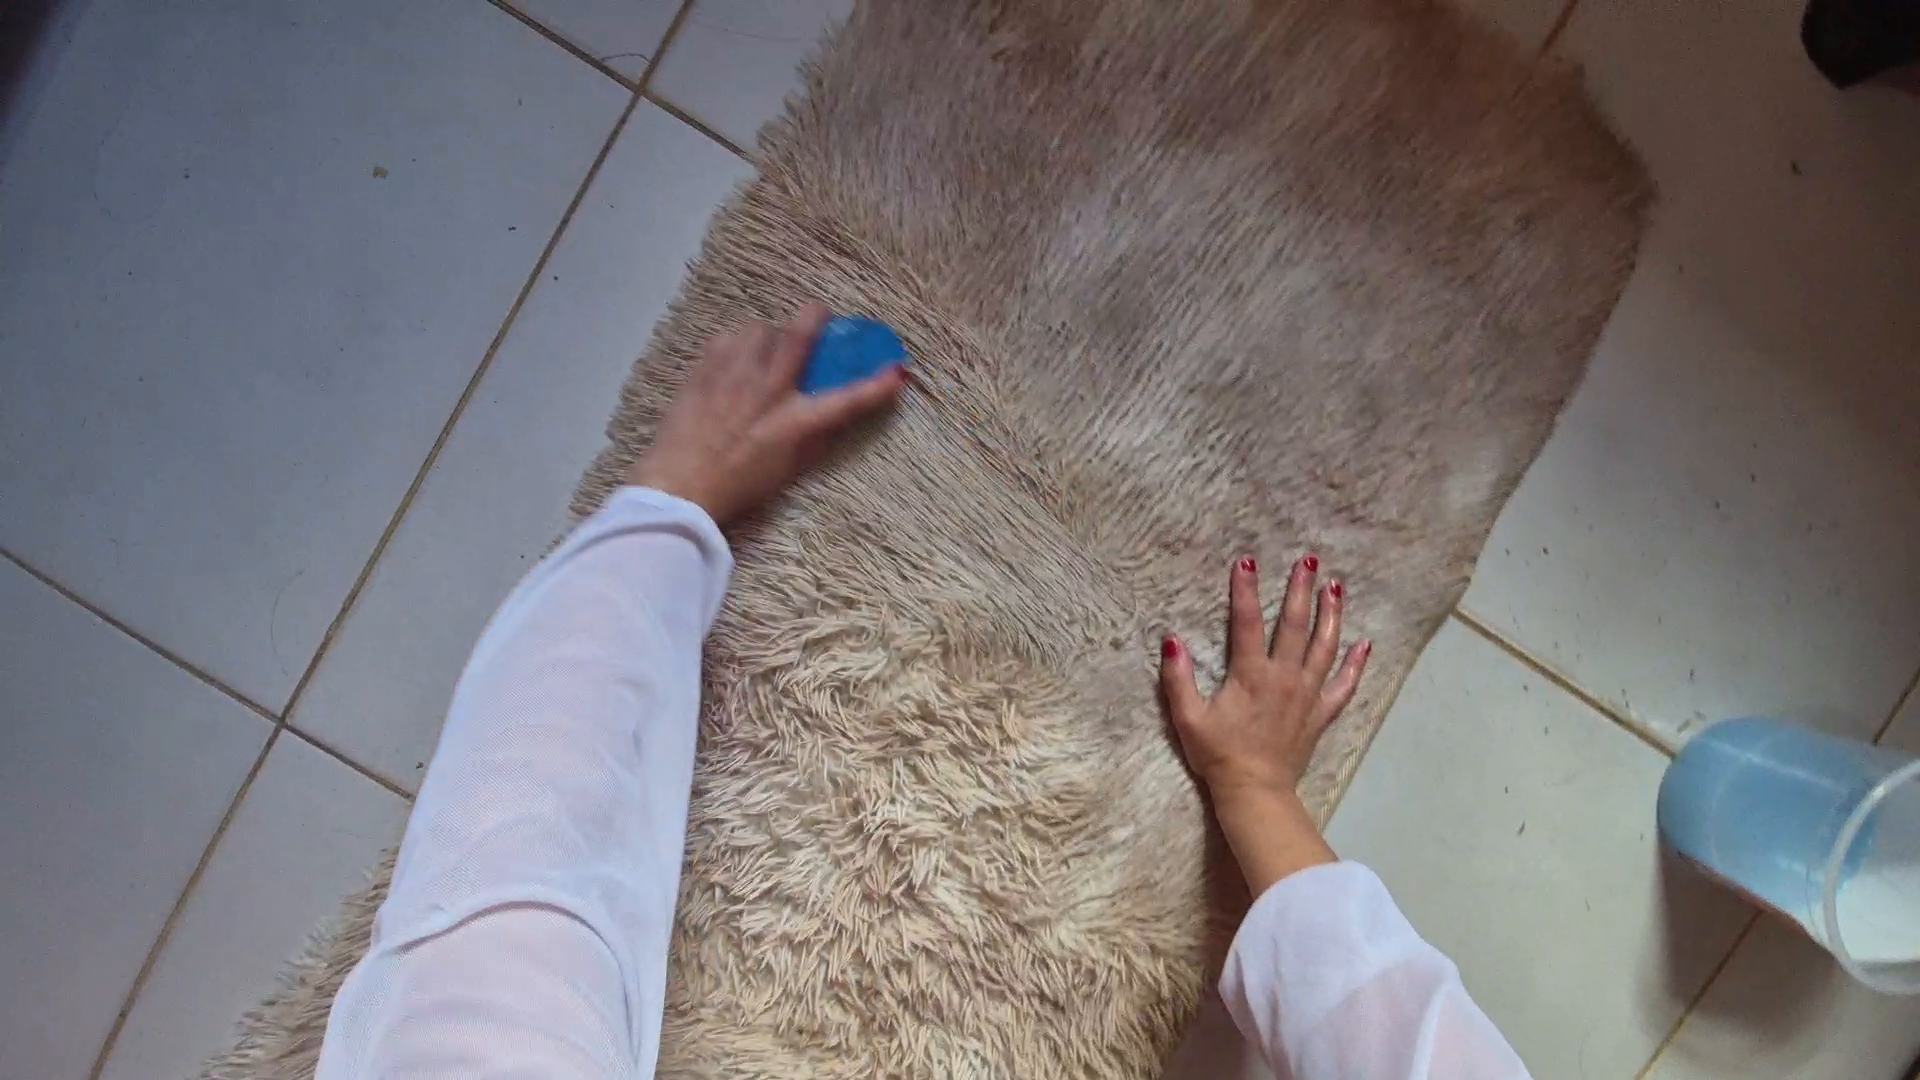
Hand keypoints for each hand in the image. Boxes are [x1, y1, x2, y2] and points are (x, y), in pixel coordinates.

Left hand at [626, 304, 904, 524]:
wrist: (681, 487)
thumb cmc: (740, 486)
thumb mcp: (789, 469)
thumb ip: (815, 438)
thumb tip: (833, 413)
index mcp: (792, 423)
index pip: (846, 401)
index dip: (877, 386)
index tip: (898, 372)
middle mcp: (766, 392)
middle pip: (800, 334)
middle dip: (817, 317)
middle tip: (820, 317)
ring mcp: (732, 377)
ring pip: (760, 329)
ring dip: (770, 336)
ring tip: (765, 351)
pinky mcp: (703, 372)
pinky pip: (726, 339)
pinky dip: (737, 345)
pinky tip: (735, 362)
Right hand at [1160, 554, 1371, 893]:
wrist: (1255, 792)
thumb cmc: (1217, 753)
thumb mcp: (1188, 717)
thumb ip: (1177, 679)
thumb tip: (1171, 640)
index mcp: (1251, 675)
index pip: (1248, 623)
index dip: (1246, 591)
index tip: (1246, 562)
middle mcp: (1284, 678)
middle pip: (1296, 626)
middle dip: (1301, 591)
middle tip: (1309, 561)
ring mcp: (1307, 695)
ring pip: (1325, 647)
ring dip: (1331, 615)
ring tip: (1336, 587)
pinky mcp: (1319, 714)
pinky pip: (1344, 686)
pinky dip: (1355, 665)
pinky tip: (1364, 644)